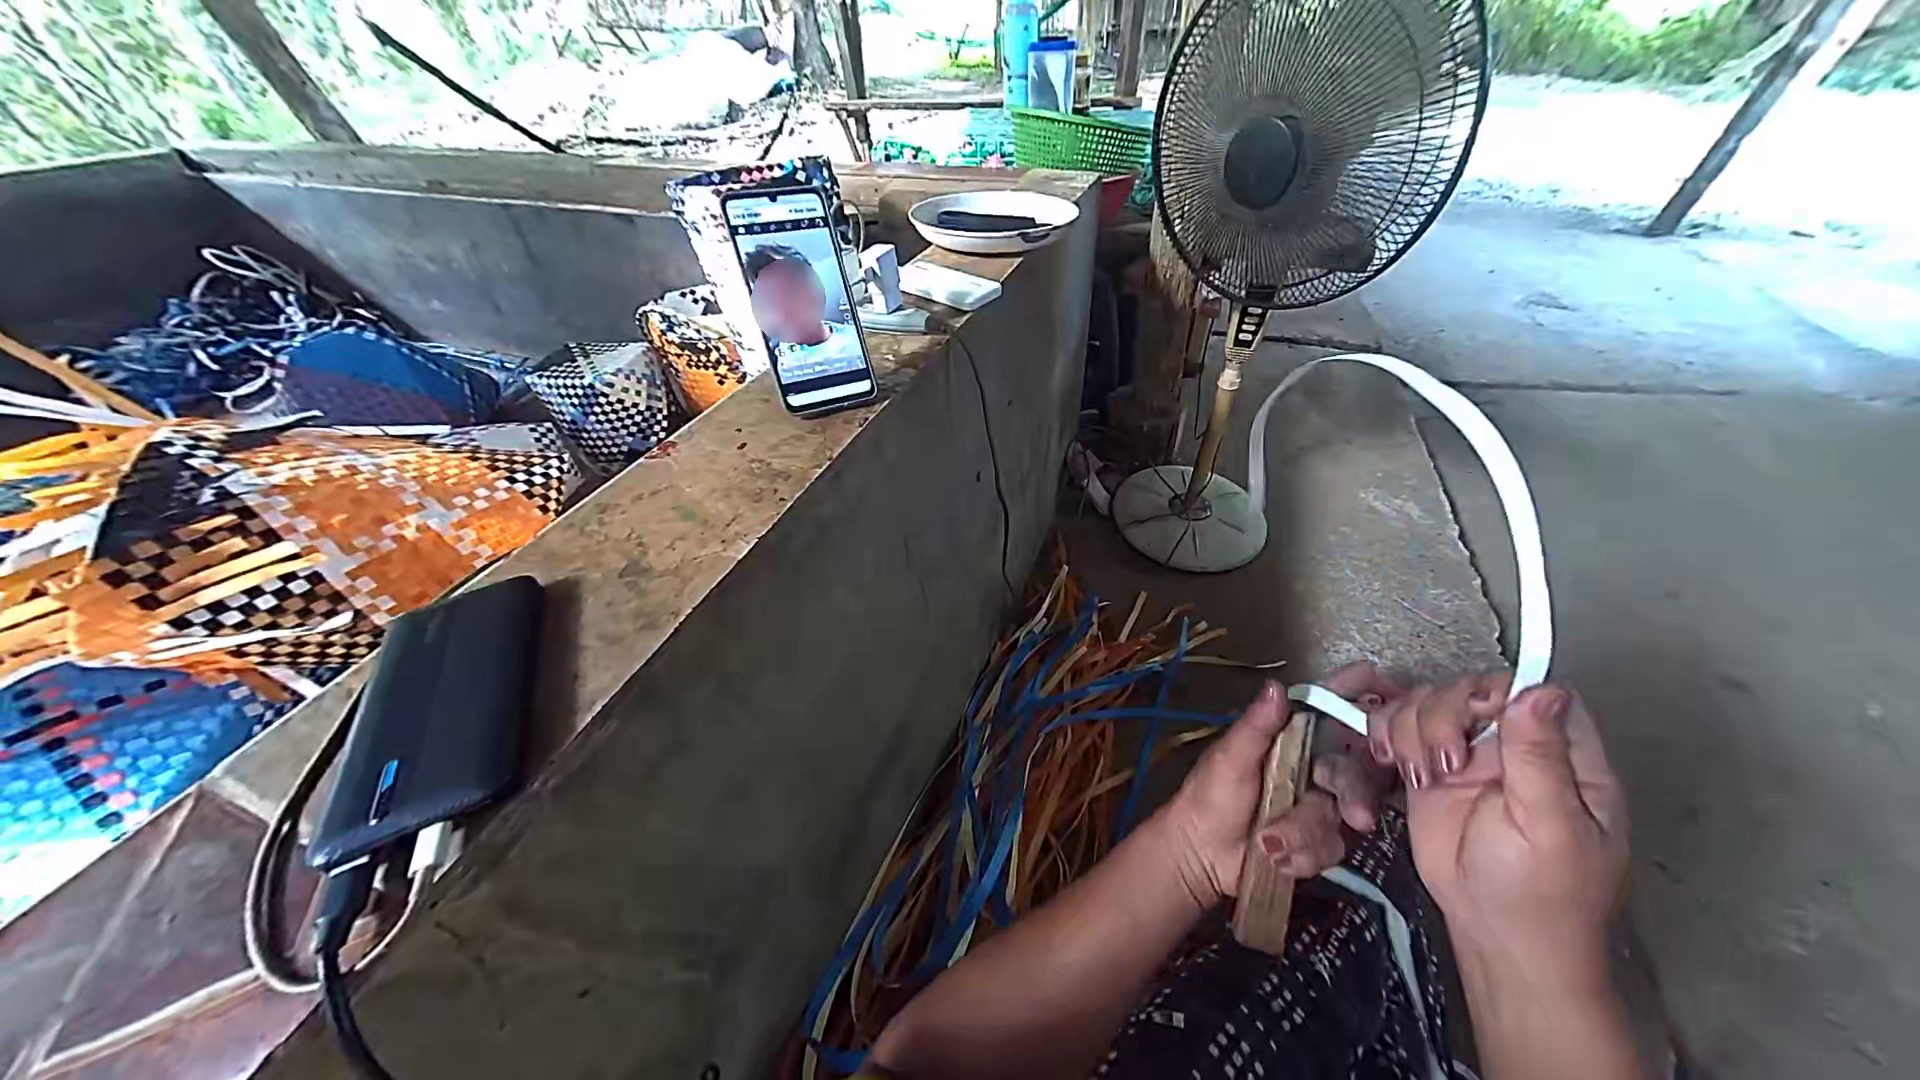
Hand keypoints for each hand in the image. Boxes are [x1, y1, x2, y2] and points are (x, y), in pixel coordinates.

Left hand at [1158, 663, 1401, 906]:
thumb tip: (1276, 686)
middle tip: (1357, 815)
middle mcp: (1310, 768)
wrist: (1201, 855)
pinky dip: (1303, 854)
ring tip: (1270, 840)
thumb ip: (1257, 726)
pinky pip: (1332, 847)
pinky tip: (1275, 855)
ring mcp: (1318, 805)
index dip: (1354, 698)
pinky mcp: (1320, 841)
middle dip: (1354, 792)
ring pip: (1343, 814)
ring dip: (1305, 832)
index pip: (1327, 712)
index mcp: (1288, 740)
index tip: (1381, 684)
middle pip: (1355, 770)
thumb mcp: (1230, 758)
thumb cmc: (1209, 797)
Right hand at [1380, 677, 1629, 988]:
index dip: (1498, 690)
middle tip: (1442, 765)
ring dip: (1409, 730)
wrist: (1493, 930)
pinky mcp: (1425, 765)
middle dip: (1440, 717)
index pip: (1533, 690)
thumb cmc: (1541, 892)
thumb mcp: (1550, 828)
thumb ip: (1541, 759)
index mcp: (1563, 756)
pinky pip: (1395, 725)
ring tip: (1419, 775)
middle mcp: (1512, 745)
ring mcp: (1466, 753)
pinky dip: (1384, 734)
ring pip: (1423, 701)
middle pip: (1466, 688)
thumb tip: (1545, 692)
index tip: (1476, 714)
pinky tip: (1393, 763)